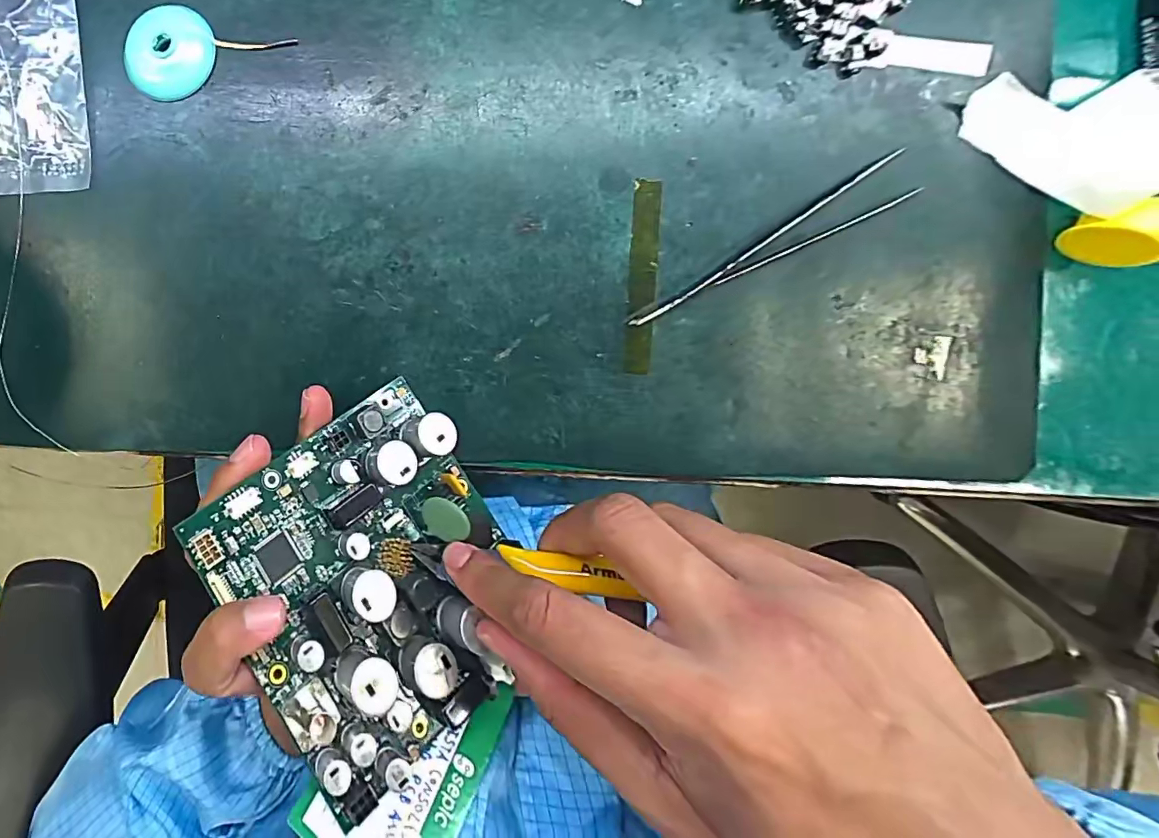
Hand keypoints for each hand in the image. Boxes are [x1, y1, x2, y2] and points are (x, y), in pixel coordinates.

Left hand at [180, 385, 336, 751]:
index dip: (238, 480)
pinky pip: (360, 534)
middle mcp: (276, 556)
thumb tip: (266, 608)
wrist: (301, 715)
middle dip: (299, 444)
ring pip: (322, 502)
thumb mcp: (218, 671)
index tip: (258, 449)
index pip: (230, 514)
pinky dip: (370, 501)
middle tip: (314, 405)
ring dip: (330, 454)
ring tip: (339, 412)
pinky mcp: (351, 579)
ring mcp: (316, 564)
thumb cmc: (257, 679)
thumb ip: (223, 647)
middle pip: (288, 491)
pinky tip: (381, 468)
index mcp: (239, 568)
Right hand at [443, 495, 1079, 837]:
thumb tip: (498, 630)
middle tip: (572, 569)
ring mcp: (816, 599)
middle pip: (619, 523)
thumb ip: (572, 706)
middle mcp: (758, 635)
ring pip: (677, 520)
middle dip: (571, 534)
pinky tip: (744, 621)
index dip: (495, 582)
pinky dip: (714, 568)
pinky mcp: (858, 585)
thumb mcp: (670, 802)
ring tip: (665, 605)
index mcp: (706, 708)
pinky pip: (745, 542)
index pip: (558, 617)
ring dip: (644, 552)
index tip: (465, 561)